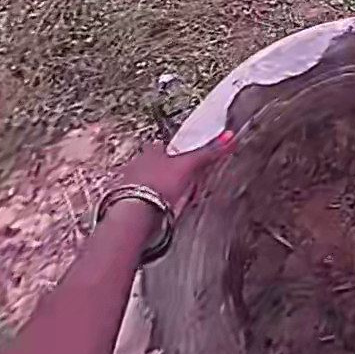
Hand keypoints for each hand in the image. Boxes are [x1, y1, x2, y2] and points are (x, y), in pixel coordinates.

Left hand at [114, 130, 235, 217]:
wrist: (133, 217)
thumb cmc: (157, 185)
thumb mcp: (189, 165)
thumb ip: (209, 152)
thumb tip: (229, 137)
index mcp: (150, 152)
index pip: (163, 146)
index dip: (173, 152)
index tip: (182, 156)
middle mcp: (136, 167)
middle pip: (153, 165)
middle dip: (164, 172)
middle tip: (178, 180)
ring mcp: (128, 188)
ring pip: (144, 185)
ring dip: (155, 190)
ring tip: (169, 199)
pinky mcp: (124, 209)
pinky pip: (138, 204)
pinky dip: (147, 207)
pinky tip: (156, 214)